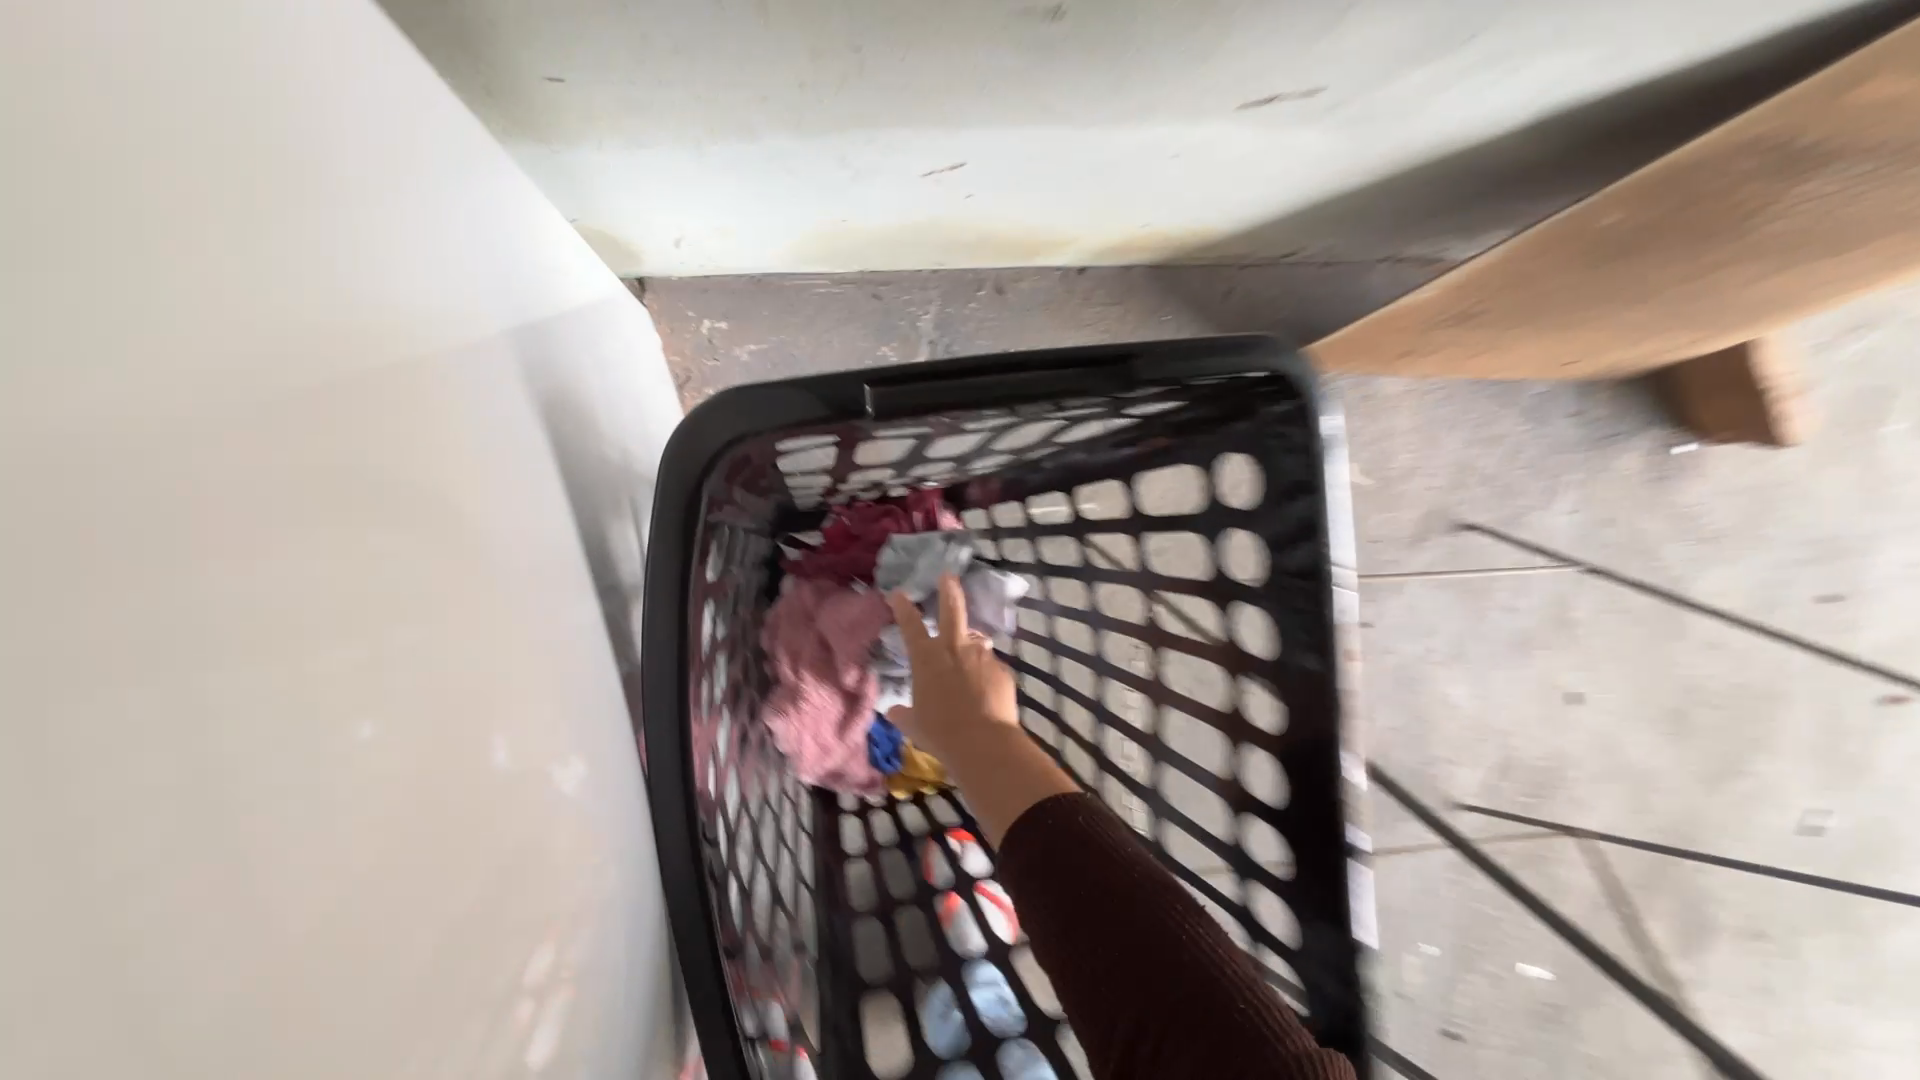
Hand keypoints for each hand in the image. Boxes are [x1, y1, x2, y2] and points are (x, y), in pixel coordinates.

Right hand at [883, 573, 1018, 762]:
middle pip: (952, 609)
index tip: (897, 593)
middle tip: (948, 576)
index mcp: (926, 658)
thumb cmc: (940, 733)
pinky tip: (987, 694)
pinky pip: (992, 667)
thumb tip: (894, 712)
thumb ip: (904, 714)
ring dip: (972, 648)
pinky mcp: (1003, 669)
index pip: (910, 625)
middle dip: (949, 590)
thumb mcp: (915, 724)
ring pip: (976, 642)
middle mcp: (954, 648)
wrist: (983, 742)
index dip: (902, 607)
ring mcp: (982, 656)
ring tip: (971, 667)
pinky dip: (987, 675)